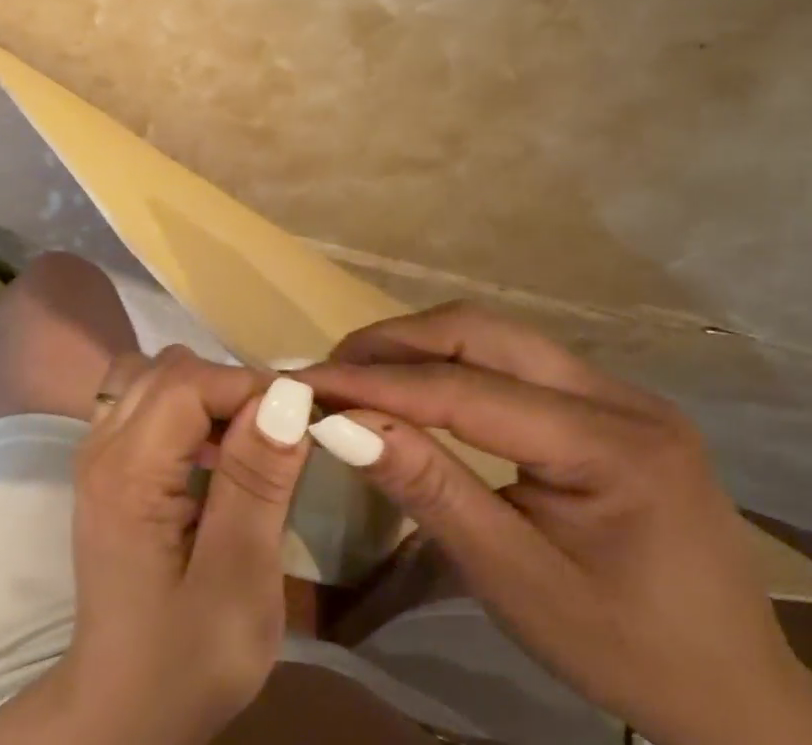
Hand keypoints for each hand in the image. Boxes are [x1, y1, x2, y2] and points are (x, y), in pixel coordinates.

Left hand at [56, 347, 317, 742]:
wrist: (125, 698)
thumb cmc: (189, 653)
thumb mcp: (239, 576)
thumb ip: (256, 481)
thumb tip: (284, 396)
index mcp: (125, 469)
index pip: (186, 382)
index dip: (250, 386)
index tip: (309, 417)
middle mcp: (97, 447)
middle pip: (161, 372)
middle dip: (228, 386)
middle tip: (284, 434)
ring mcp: (93, 457)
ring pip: (145, 383)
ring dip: (203, 397)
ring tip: (253, 447)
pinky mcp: (104, 474)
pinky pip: (138, 412)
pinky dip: (181, 415)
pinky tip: (217, 460)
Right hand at [301, 303, 811, 744]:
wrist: (731, 691)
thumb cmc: (619, 645)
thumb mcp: (511, 577)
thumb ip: (426, 489)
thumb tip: (337, 422)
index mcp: (613, 446)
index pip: (461, 390)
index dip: (367, 382)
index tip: (292, 384)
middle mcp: (624, 400)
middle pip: (481, 332)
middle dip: (388, 345)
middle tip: (322, 377)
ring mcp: (622, 399)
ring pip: (493, 337)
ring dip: (412, 350)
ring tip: (352, 383)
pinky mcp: (610, 411)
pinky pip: (510, 362)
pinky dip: (443, 366)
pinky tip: (409, 396)